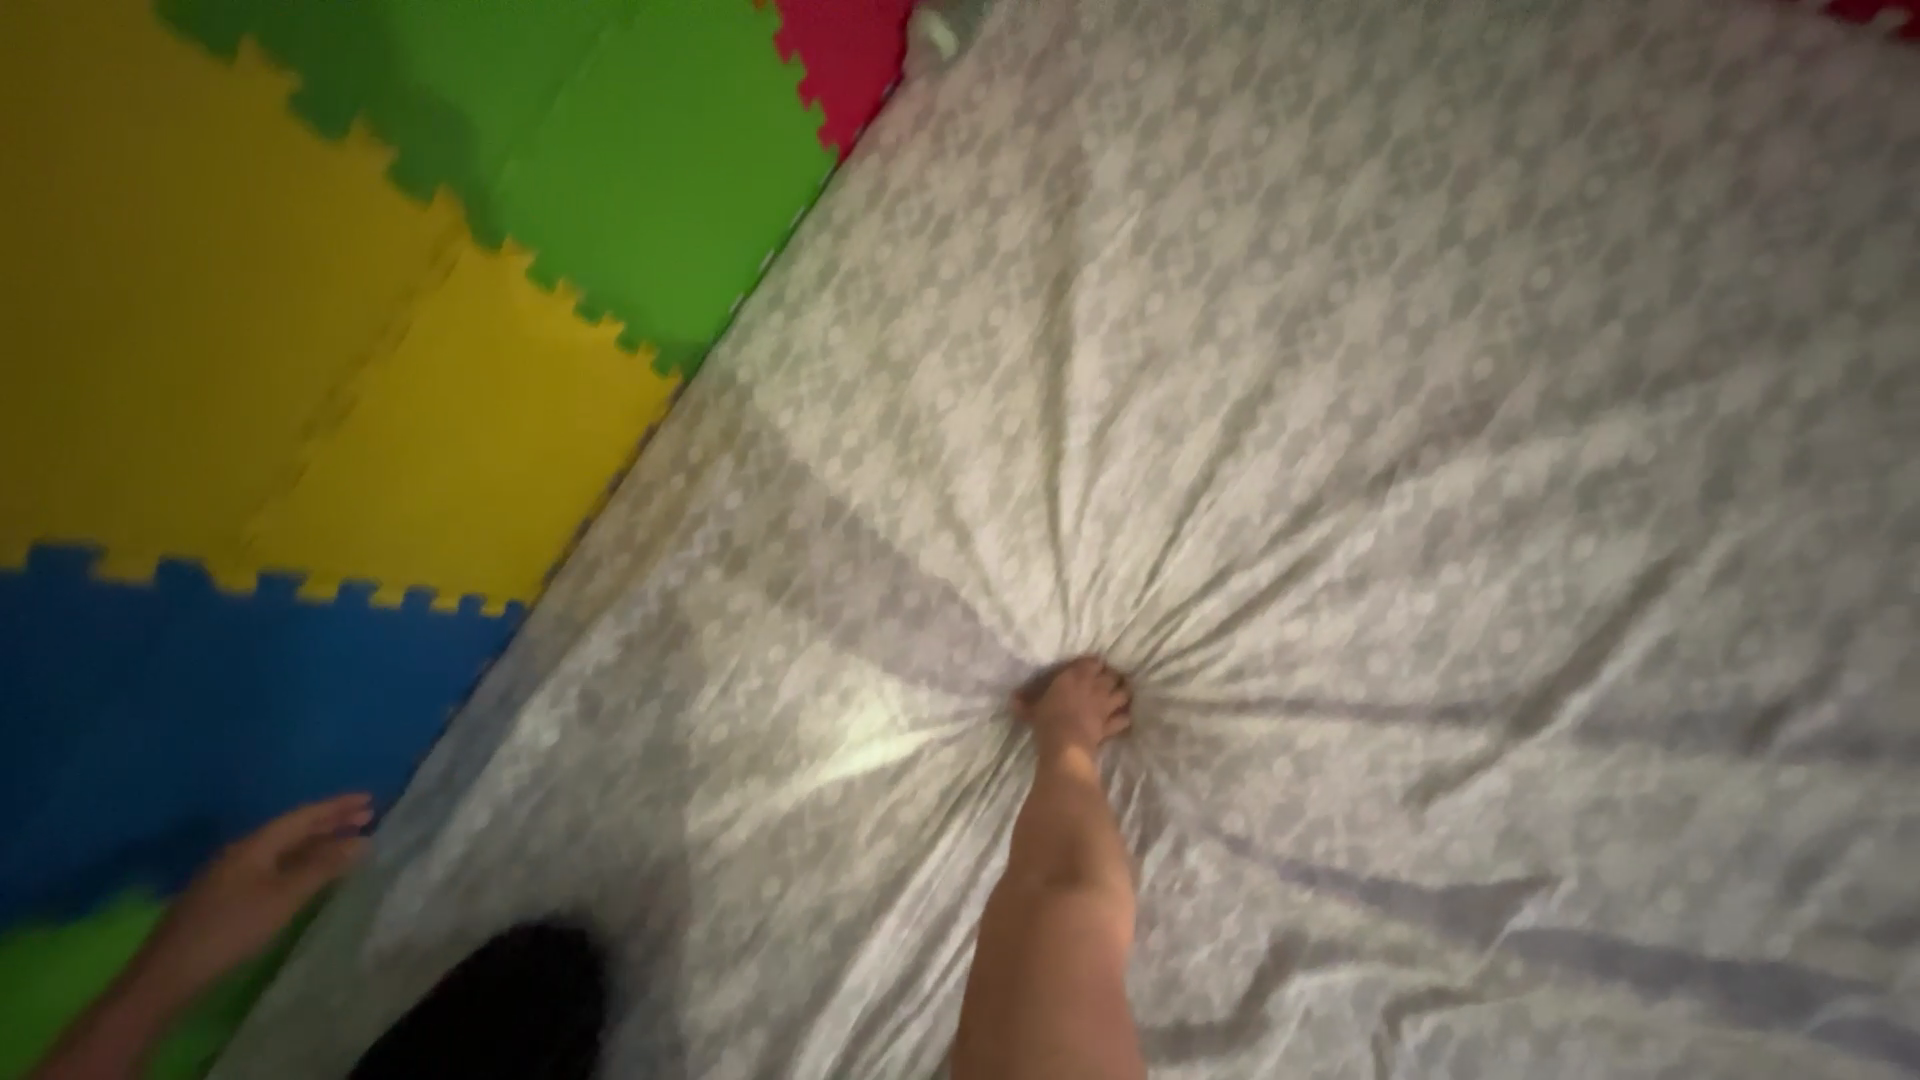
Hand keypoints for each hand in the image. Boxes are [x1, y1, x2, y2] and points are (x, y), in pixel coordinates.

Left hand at [131, 794, 371, 997]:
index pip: (303, 816)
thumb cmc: (232, 928)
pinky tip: (312, 871)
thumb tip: (363, 841)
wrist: (166, 977)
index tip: (370, 798)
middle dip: (330, 822)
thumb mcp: (286, 896)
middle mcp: (242, 853)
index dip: (337, 806)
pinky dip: (301, 861)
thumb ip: (325, 866)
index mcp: (255, 846)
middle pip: (293, 830)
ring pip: (284, 849)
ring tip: (347, 841)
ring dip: (318, 842)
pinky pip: (275, 866)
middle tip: (367, 816)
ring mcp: (231, 876)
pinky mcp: (227, 897)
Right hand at [1013, 657, 1131, 755]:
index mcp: (1076, 677)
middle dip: (1110, 676)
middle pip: (1111, 675)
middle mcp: (1095, 687)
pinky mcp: (1111, 724)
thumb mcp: (1032, 709)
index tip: (1090, 667)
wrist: (1065, 744)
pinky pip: (1124, 719)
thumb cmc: (1047, 719)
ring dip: (1122, 693)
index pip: (1092, 662)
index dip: (1093, 664)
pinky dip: (1124, 717)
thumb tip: (1012, 699)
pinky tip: (1122, 718)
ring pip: (1123, 693)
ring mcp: (1106, 706)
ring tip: (1119, 694)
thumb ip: (1025, 702)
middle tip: (1106, 679)